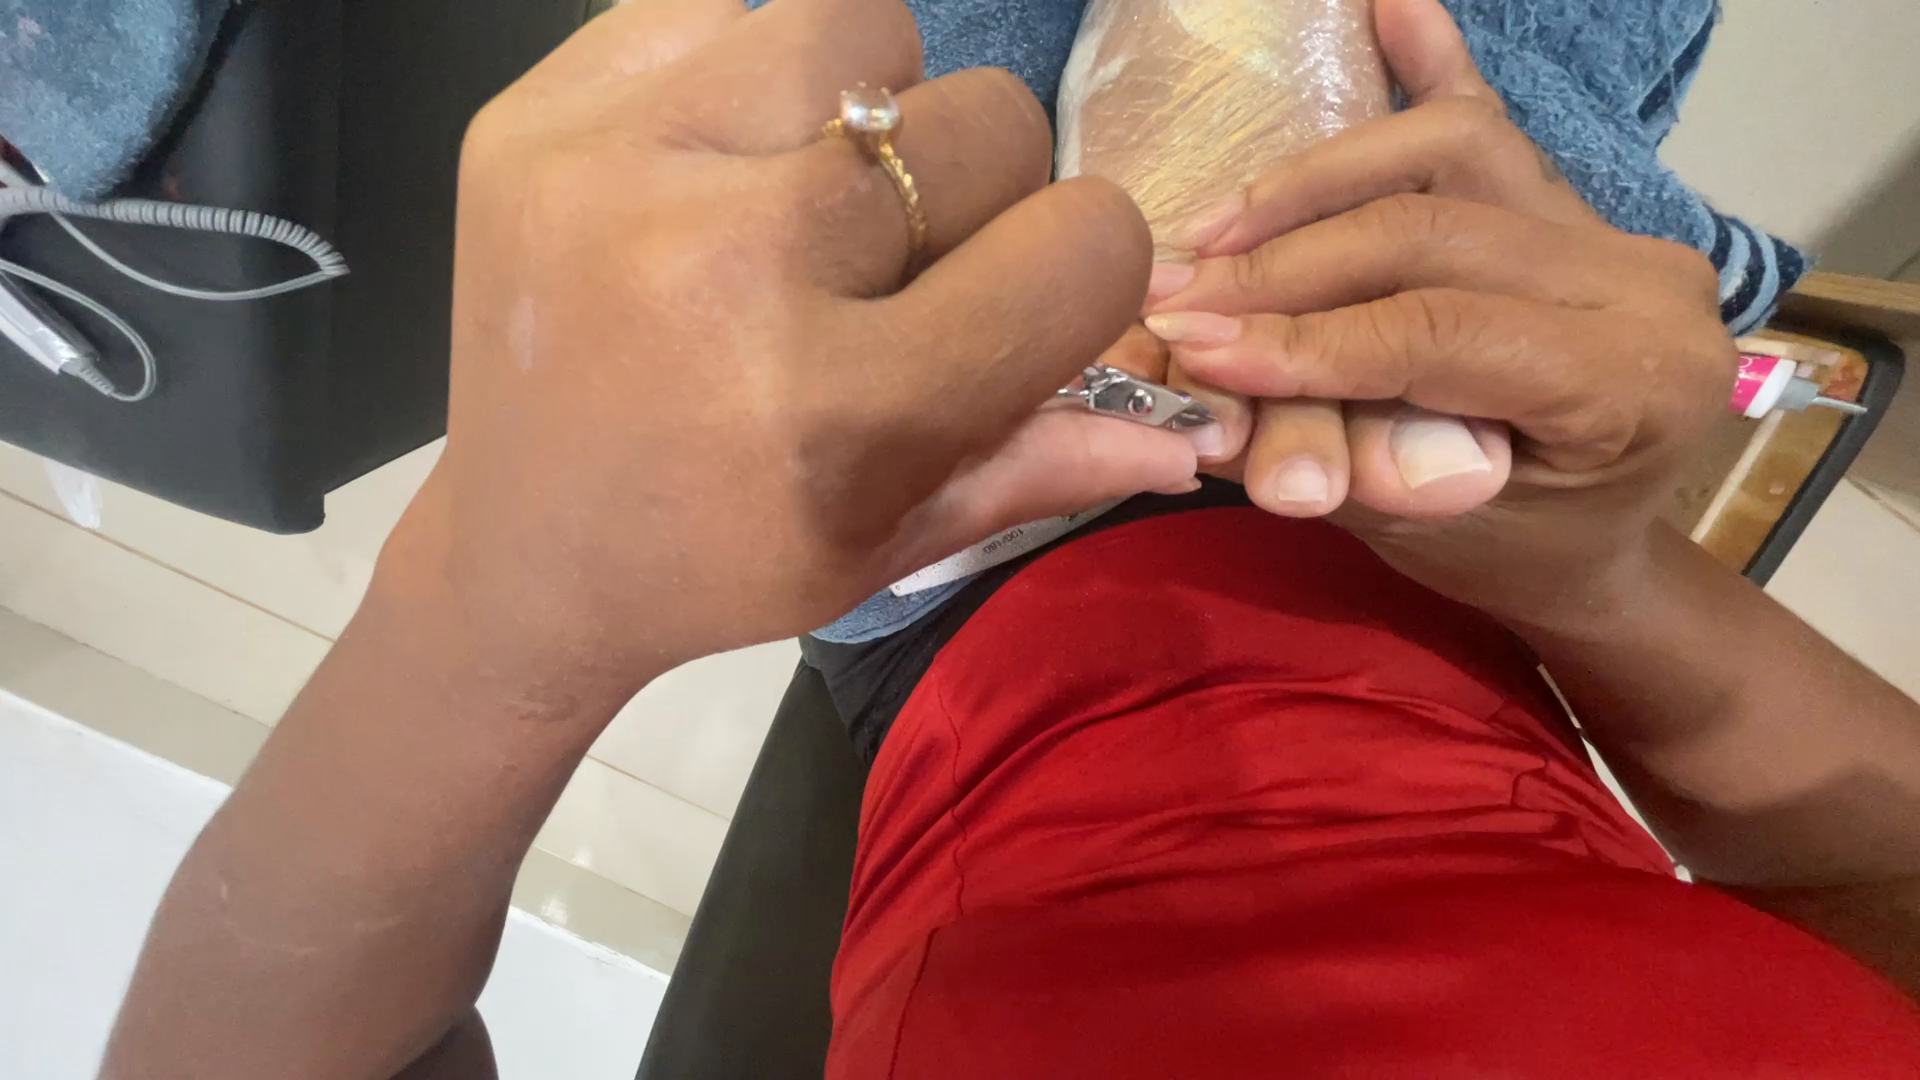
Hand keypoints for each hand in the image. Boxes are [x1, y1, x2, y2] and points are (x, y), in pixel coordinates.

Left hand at [381, 0, 1200, 682]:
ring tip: (817, 208)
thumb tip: (1192, 433)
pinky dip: (768, 77)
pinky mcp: (540, 112)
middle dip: (984, 204)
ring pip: (871, 26)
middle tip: (907, 276)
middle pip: (993, 125)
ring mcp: (627, 167)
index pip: (1085, 248)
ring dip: (881, 115)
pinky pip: (729, 4)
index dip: (1088, 269)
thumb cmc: (732, 566)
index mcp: (850, 405)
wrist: (527, 558)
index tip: (1032, 302)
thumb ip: (1044, 466)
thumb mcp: (895, 544)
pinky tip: (725, 173)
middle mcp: (745, 268)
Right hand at [1137, 0, 1737, 624]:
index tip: (1191, 346)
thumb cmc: (1501, 555)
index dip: (1300, 338)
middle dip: (1282, 266)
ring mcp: (1607, 229)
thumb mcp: (1409, 532)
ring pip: (1450, 152)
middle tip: (1178, 295)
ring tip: (1215, 229)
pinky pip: (1491, 130)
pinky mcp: (1566, 212)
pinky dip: (1431, 64)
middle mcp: (1635, 279)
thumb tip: (1200, 408)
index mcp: (1622, 381)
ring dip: (1312, 183)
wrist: (1581, 542)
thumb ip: (1318, 456)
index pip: (1434, 330)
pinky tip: (1384, 9)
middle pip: (1428, 226)